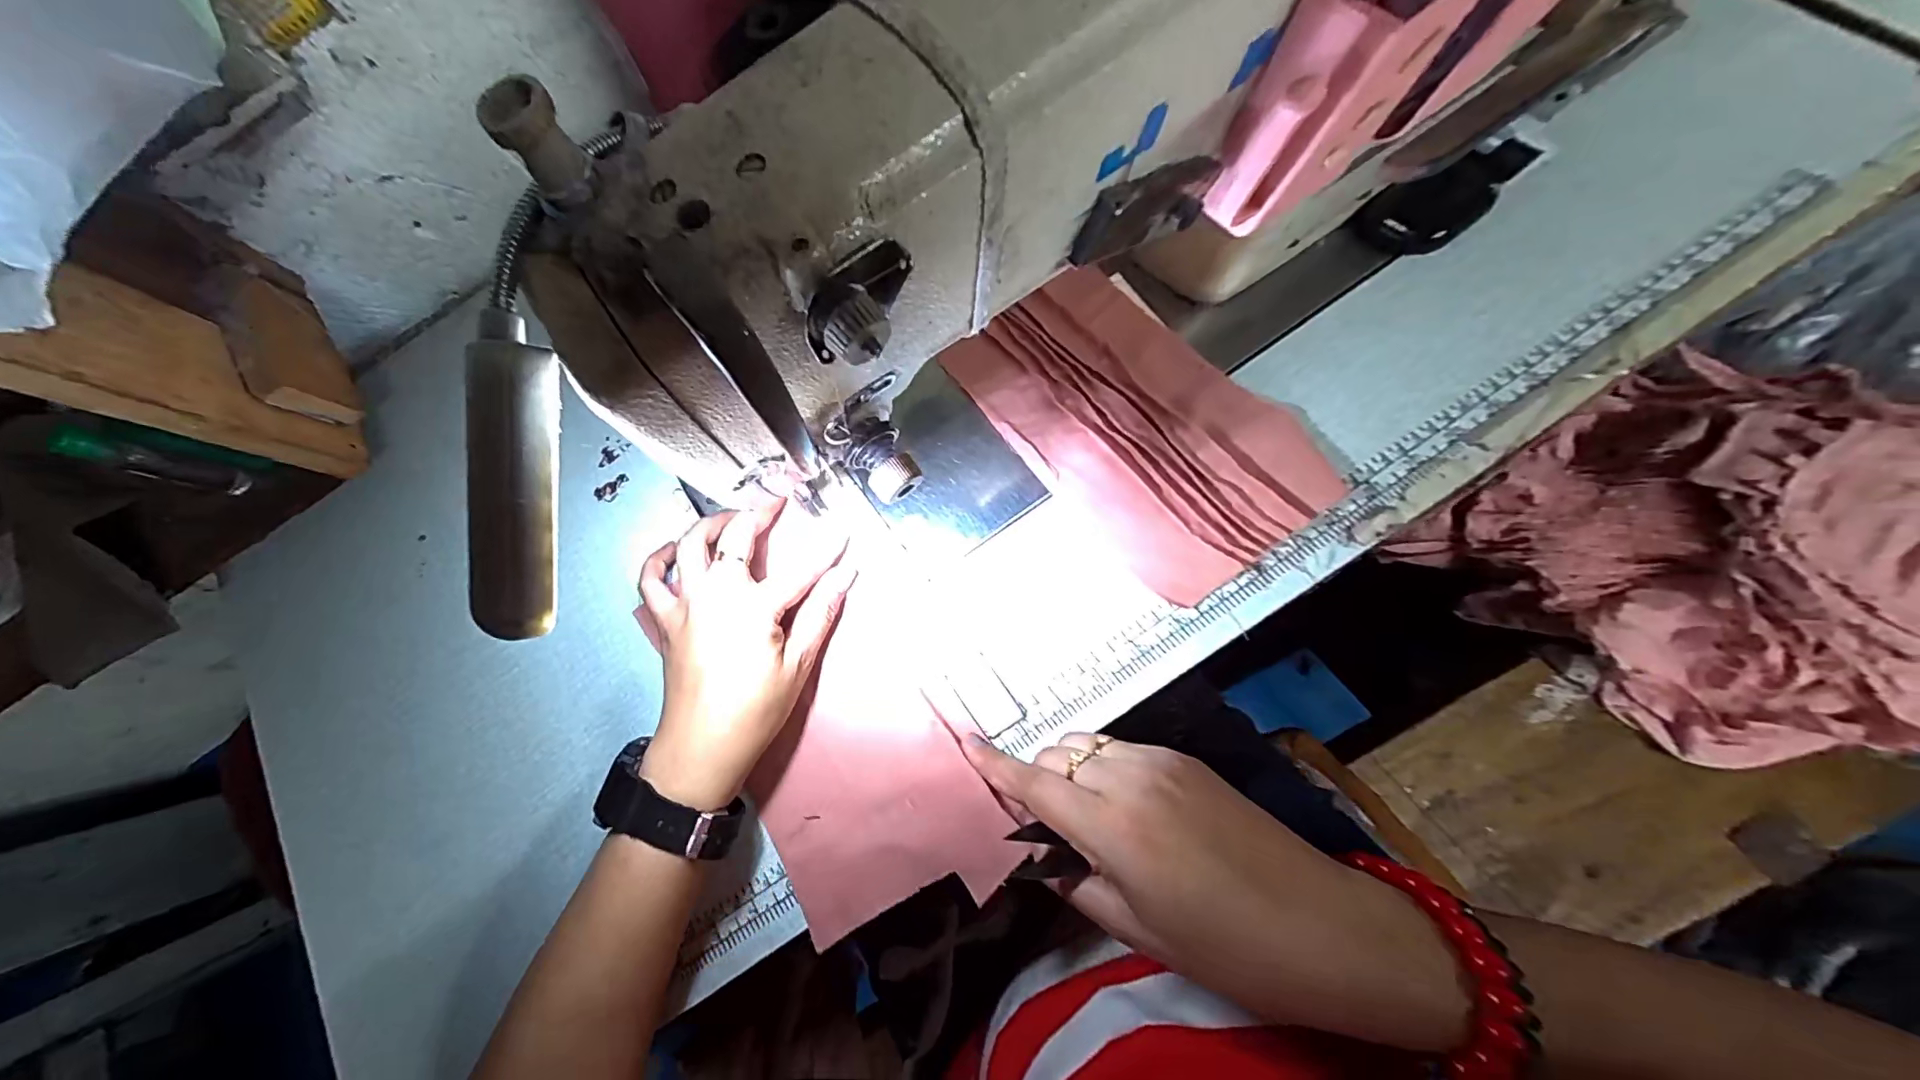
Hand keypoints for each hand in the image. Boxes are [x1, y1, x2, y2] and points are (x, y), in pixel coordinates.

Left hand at [636, 502, 855, 810]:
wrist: (700, 747)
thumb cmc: (755, 711)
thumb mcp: (798, 666)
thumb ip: (819, 614)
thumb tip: (845, 577)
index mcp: (754, 608)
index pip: (801, 569)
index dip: (825, 549)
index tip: (842, 532)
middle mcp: (715, 595)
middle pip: (734, 538)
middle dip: (758, 513)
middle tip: (775, 503)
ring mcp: (684, 606)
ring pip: (687, 546)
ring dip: (708, 524)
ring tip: (728, 519)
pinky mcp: (665, 622)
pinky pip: (651, 580)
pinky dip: (659, 559)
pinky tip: (673, 552)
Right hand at [962, 733, 1472, 1052]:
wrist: (1324, 926)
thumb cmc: (1225, 945)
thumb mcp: (1136, 928)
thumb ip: (1077, 881)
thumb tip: (1047, 855)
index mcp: (1114, 826)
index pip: (1035, 783)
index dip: (995, 764)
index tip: (966, 743)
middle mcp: (1132, 778)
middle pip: (1058, 755)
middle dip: (1038, 778)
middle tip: (1045, 823)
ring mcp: (1163, 762)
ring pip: (1090, 745)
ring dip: (1072, 769)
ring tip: (1085, 815)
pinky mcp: (1187, 761)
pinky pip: (1123, 750)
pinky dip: (1105, 767)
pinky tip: (1124, 807)